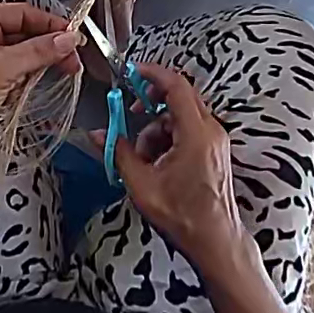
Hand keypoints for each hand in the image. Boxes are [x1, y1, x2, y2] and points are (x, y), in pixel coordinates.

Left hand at [0, 3, 80, 174]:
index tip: (75, 35)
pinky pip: (18, 75)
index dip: (49, 23)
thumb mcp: (2, 65)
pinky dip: (32, 79)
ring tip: (67, 71)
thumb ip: (40, 50)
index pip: (22, 12)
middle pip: (24, 33)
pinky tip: (46, 83)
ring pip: (23, 55)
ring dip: (44, 63)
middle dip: (50, 45)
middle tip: (74, 58)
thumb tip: (70, 38)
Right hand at [92, 64, 247, 266]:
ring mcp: (215, 139)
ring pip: (180, 114)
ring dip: (157, 126)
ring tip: (144, 155)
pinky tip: (156, 161)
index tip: (132, 71)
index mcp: (196, 134)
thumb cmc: (185, 217)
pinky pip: (187, 128)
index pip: (176, 86)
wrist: (215, 241)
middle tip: (132, 113)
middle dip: (151, 102)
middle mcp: (210, 130)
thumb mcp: (141, 184)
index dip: (152, 74)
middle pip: (179, 96)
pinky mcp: (213, 148)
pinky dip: (168, 136)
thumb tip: (99, 135)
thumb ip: (118, 153)